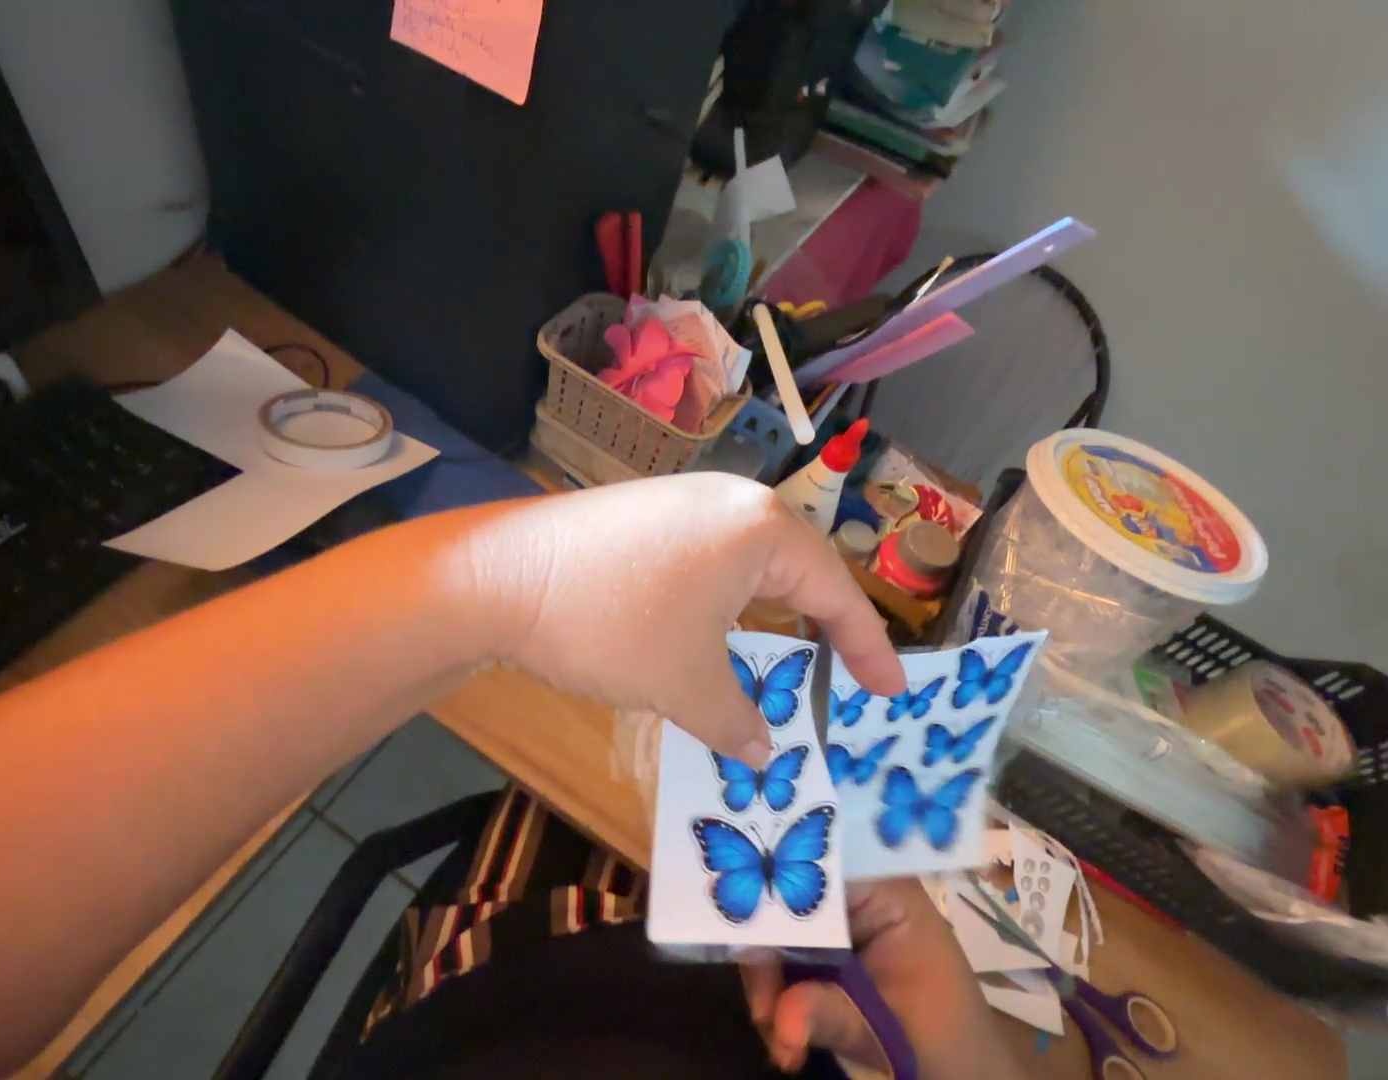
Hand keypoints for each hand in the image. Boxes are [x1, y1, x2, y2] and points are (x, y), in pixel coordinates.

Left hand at [461, 473, 904, 764]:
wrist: (497, 578)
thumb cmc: (611, 625)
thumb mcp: (685, 684)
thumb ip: (737, 721)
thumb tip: (762, 753)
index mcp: (760, 528)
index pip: (834, 592)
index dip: (866, 647)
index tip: (890, 690)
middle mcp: (729, 501)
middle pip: (795, 569)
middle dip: (818, 626)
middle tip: (838, 676)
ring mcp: (681, 500)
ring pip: (746, 564)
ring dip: (764, 616)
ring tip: (777, 657)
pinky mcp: (642, 512)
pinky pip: (705, 558)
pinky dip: (720, 601)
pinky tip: (707, 629)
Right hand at [741, 879, 1027, 1079]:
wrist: (966, 1076)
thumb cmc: (947, 1042)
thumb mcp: (893, 1033)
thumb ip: (835, 1017)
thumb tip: (781, 1017)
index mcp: (883, 887)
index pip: (814, 863)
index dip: (773, 888)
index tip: (743, 935)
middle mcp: (855, 889)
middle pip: (785, 896)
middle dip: (765, 955)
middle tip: (766, 1015)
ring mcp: (836, 918)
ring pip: (777, 930)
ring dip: (767, 985)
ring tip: (780, 1042)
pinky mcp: (825, 947)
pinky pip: (784, 955)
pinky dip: (776, 996)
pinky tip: (783, 1037)